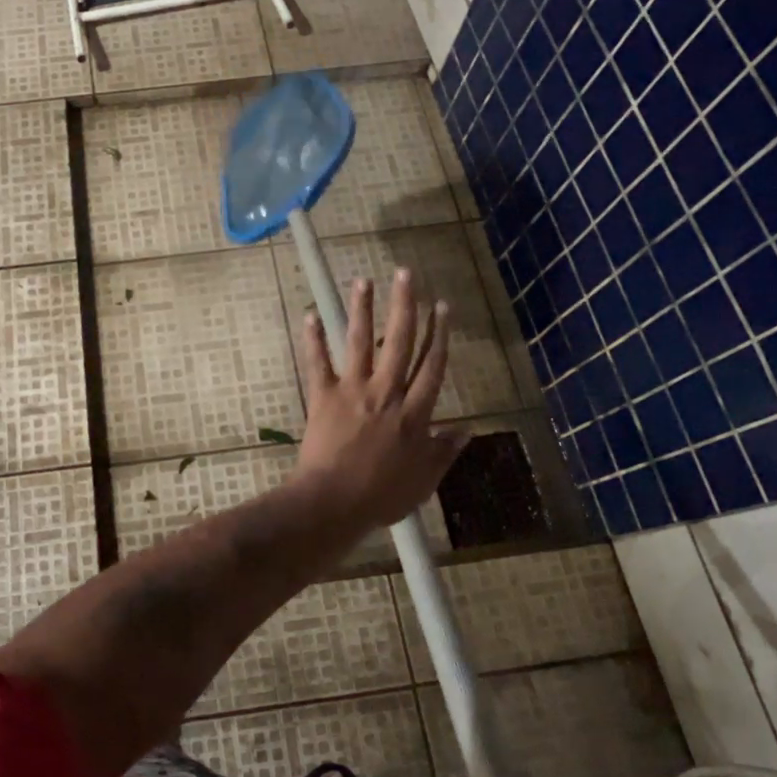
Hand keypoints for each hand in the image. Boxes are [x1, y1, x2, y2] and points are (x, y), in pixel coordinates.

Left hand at [291, 268, 466, 532]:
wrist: (334, 502)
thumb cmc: (382, 496)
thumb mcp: (424, 479)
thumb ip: (444, 451)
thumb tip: (467, 430)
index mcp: (414, 413)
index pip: (432, 365)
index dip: (439, 335)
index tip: (442, 307)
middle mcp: (386, 393)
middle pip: (398, 342)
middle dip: (404, 305)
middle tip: (405, 274)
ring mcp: (353, 391)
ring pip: (359, 342)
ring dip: (361, 310)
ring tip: (363, 280)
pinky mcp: (323, 397)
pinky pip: (317, 363)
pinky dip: (312, 340)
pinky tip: (309, 315)